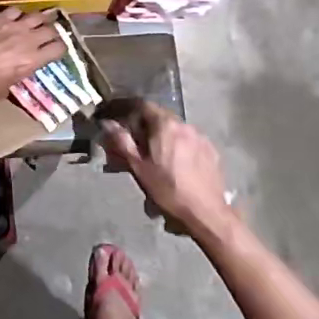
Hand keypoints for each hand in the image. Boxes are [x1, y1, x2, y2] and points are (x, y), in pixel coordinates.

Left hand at [0, 7, 65, 100]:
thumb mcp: (11, 86)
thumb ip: (21, 74)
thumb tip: (21, 71)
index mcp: (34, 60)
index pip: (59, 48)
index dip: (60, 47)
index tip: (57, 48)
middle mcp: (29, 40)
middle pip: (51, 30)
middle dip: (53, 31)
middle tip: (49, 33)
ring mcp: (14, 27)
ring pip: (37, 16)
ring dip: (40, 18)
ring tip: (38, 20)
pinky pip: (14, 10)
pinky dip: (17, 13)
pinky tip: (14, 17)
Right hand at [99, 101, 234, 235]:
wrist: (207, 213)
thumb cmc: (167, 188)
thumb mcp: (138, 166)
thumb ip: (121, 141)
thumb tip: (107, 123)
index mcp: (164, 124)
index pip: (143, 105)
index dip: (129, 112)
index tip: (122, 124)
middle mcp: (184, 125)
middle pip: (160, 116)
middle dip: (146, 126)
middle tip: (138, 144)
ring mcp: (201, 138)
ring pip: (176, 129)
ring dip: (164, 136)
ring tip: (158, 156)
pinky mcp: (212, 151)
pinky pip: (190, 140)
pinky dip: (180, 146)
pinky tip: (178, 164)